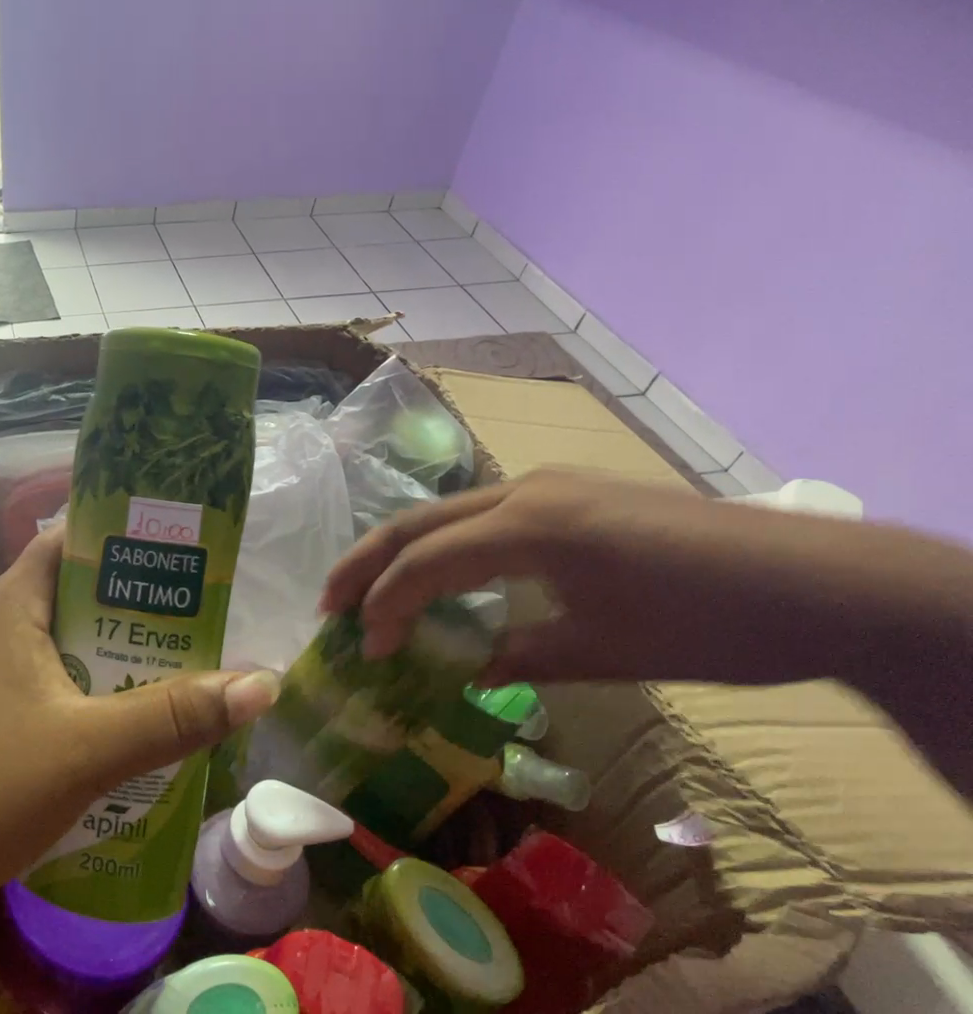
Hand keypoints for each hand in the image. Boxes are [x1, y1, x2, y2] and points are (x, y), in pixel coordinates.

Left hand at [0, 523, 279, 913]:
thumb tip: (262, 681)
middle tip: (199, 629)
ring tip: (175, 677)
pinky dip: (82, 696)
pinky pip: (41, 686)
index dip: (126, 543)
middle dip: (133, 613)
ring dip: (110, 660)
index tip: (186, 560)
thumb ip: (172, 716)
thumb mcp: (87, 749)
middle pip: (72, 597)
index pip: (71, 542)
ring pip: (59, 647)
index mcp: (10, 605)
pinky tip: (118, 731)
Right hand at [321, 470, 972, 691]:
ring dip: (399, 550)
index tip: (365, 651)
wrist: (826, 583)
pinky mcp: (572, 492)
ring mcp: (549, 485)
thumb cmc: (710, 626)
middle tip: (329, 606)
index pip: (423, 563)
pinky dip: (443, 544)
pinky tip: (444, 573)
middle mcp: (524, 492)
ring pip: (444, 512)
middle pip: (414, 523)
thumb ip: (516, 658)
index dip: (383, 607)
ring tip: (370, 591)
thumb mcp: (604, 653)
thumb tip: (463, 672)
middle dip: (363, 565)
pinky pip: (480, 513)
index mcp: (527, 528)